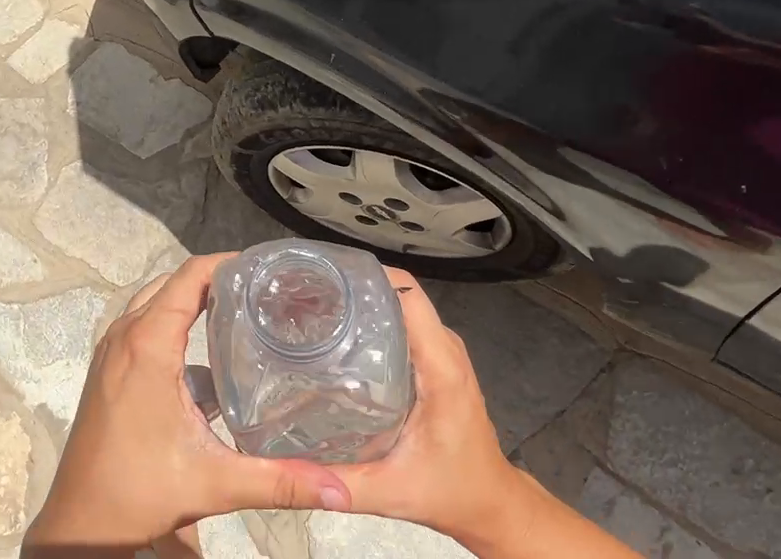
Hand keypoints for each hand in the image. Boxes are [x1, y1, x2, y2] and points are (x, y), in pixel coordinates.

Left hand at [23, 253, 352, 555]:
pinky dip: (172, 318)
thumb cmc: (139, 492)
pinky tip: (205, 351)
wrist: (79, 522)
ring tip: (240, 309)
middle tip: (263, 290)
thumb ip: (279, 481)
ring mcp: (111, 348)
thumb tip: (341, 490)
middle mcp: (124, 333)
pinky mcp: (107, 366)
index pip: (189, 275)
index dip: (227, 263)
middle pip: (174, 282)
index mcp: (147, 343)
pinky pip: (142, 322)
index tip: (267, 269)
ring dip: (191, 297)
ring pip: (155, 300)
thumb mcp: (214, 483)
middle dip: (216, 277)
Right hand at [328, 269, 637, 558]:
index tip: (325, 280)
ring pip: (404, 304)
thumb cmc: (450, 491)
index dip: (367, 277)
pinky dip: (377, 319)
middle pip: (400, 293)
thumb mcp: (393, 492)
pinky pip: (408, 322)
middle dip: (356, 287)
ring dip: (365, 301)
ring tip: (318, 310)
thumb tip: (289, 471)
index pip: (407, 295)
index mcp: (440, 366)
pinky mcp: (439, 359)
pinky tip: (342, 335)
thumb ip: (343, 481)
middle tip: (308, 297)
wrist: (491, 503)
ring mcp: (444, 350)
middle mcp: (445, 348)